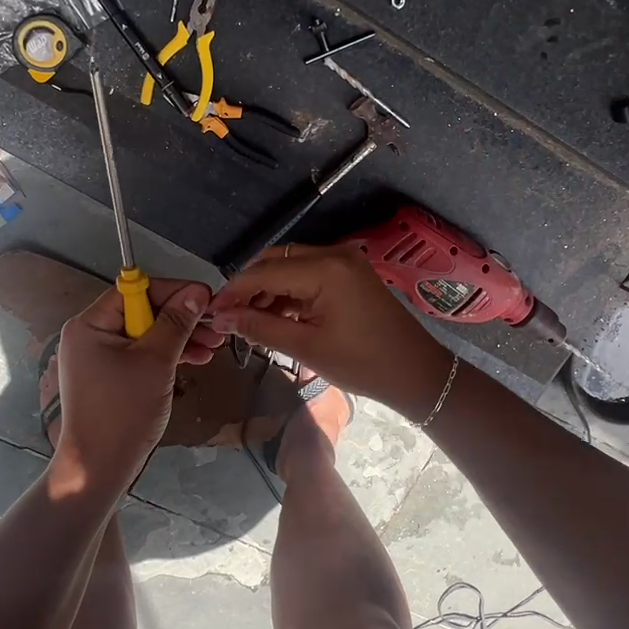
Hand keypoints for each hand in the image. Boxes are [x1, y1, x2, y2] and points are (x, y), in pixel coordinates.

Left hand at [50, 278, 221, 498]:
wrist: (97, 470)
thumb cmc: (123, 413)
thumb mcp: (156, 362)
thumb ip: (176, 323)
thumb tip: (196, 292)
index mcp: (90, 324)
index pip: (134, 290)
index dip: (172, 291)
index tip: (206, 298)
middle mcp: (89, 335)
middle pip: (142, 311)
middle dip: (181, 317)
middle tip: (215, 325)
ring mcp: (97, 357)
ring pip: (145, 334)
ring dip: (179, 336)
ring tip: (213, 345)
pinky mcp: (108, 377)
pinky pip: (141, 354)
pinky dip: (166, 355)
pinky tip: (196, 358)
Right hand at [206, 244, 452, 413]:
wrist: (417, 374)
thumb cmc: (363, 364)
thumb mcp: (306, 347)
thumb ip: (260, 327)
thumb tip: (221, 318)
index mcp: (325, 269)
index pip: (264, 271)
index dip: (234, 291)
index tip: (211, 311)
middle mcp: (334, 254)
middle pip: (276, 260)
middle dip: (249, 286)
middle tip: (228, 315)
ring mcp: (345, 261)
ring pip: (290, 265)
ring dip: (268, 288)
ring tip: (248, 320)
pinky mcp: (350, 273)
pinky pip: (308, 272)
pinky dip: (289, 290)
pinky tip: (275, 315)